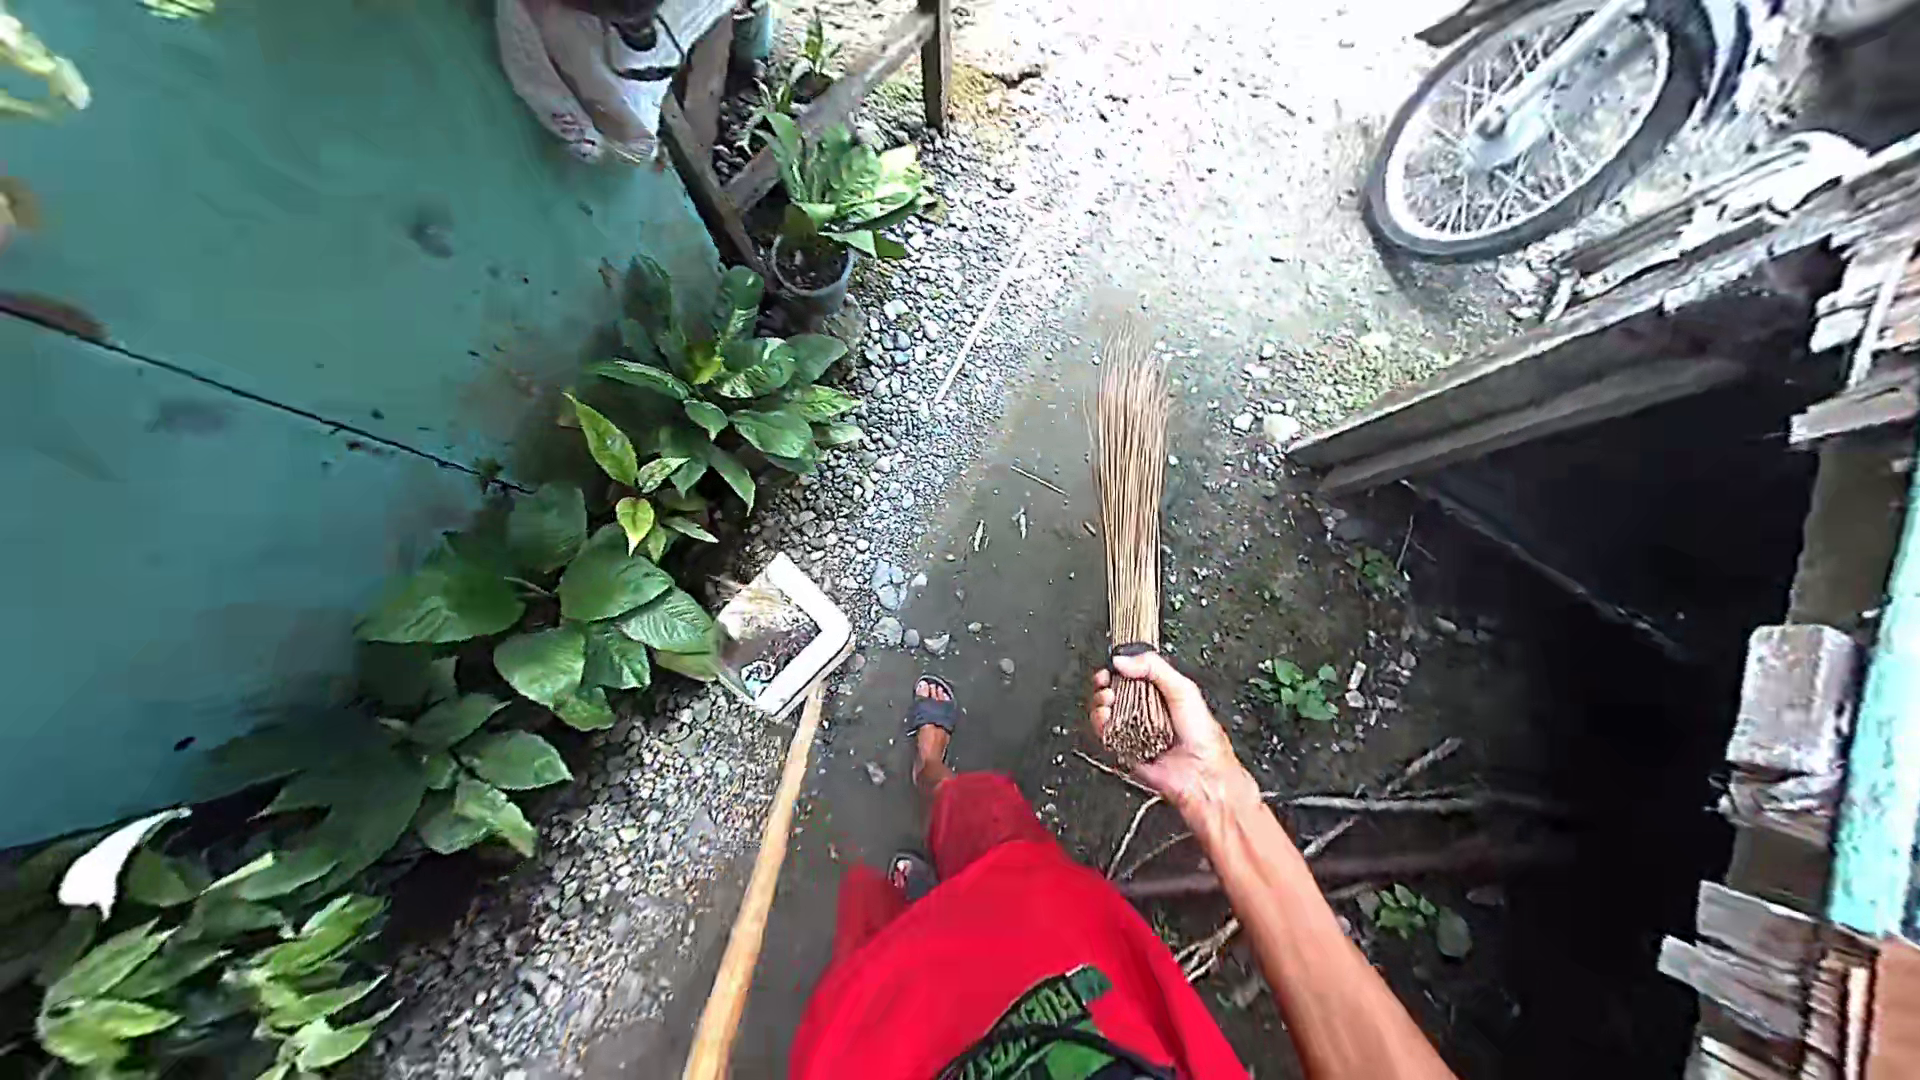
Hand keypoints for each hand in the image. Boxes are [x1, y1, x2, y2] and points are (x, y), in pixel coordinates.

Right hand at [1089, 652, 1256, 818]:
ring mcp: (1132, 729)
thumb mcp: (1183, 689)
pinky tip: (1104, 718)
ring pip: (1103, 711)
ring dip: (1099, 702)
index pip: (1129, 674)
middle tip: (1105, 682)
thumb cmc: (1202, 736)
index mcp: (1158, 693)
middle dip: (1102, 684)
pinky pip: (1103, 733)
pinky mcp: (1123, 748)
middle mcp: (1143, 709)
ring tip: (1107, 700)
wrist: (1202, 774)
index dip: (1116, 669)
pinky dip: (1099, 724)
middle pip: (1111, 690)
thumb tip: (1121, 660)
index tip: (1110, 666)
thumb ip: (1154, 667)